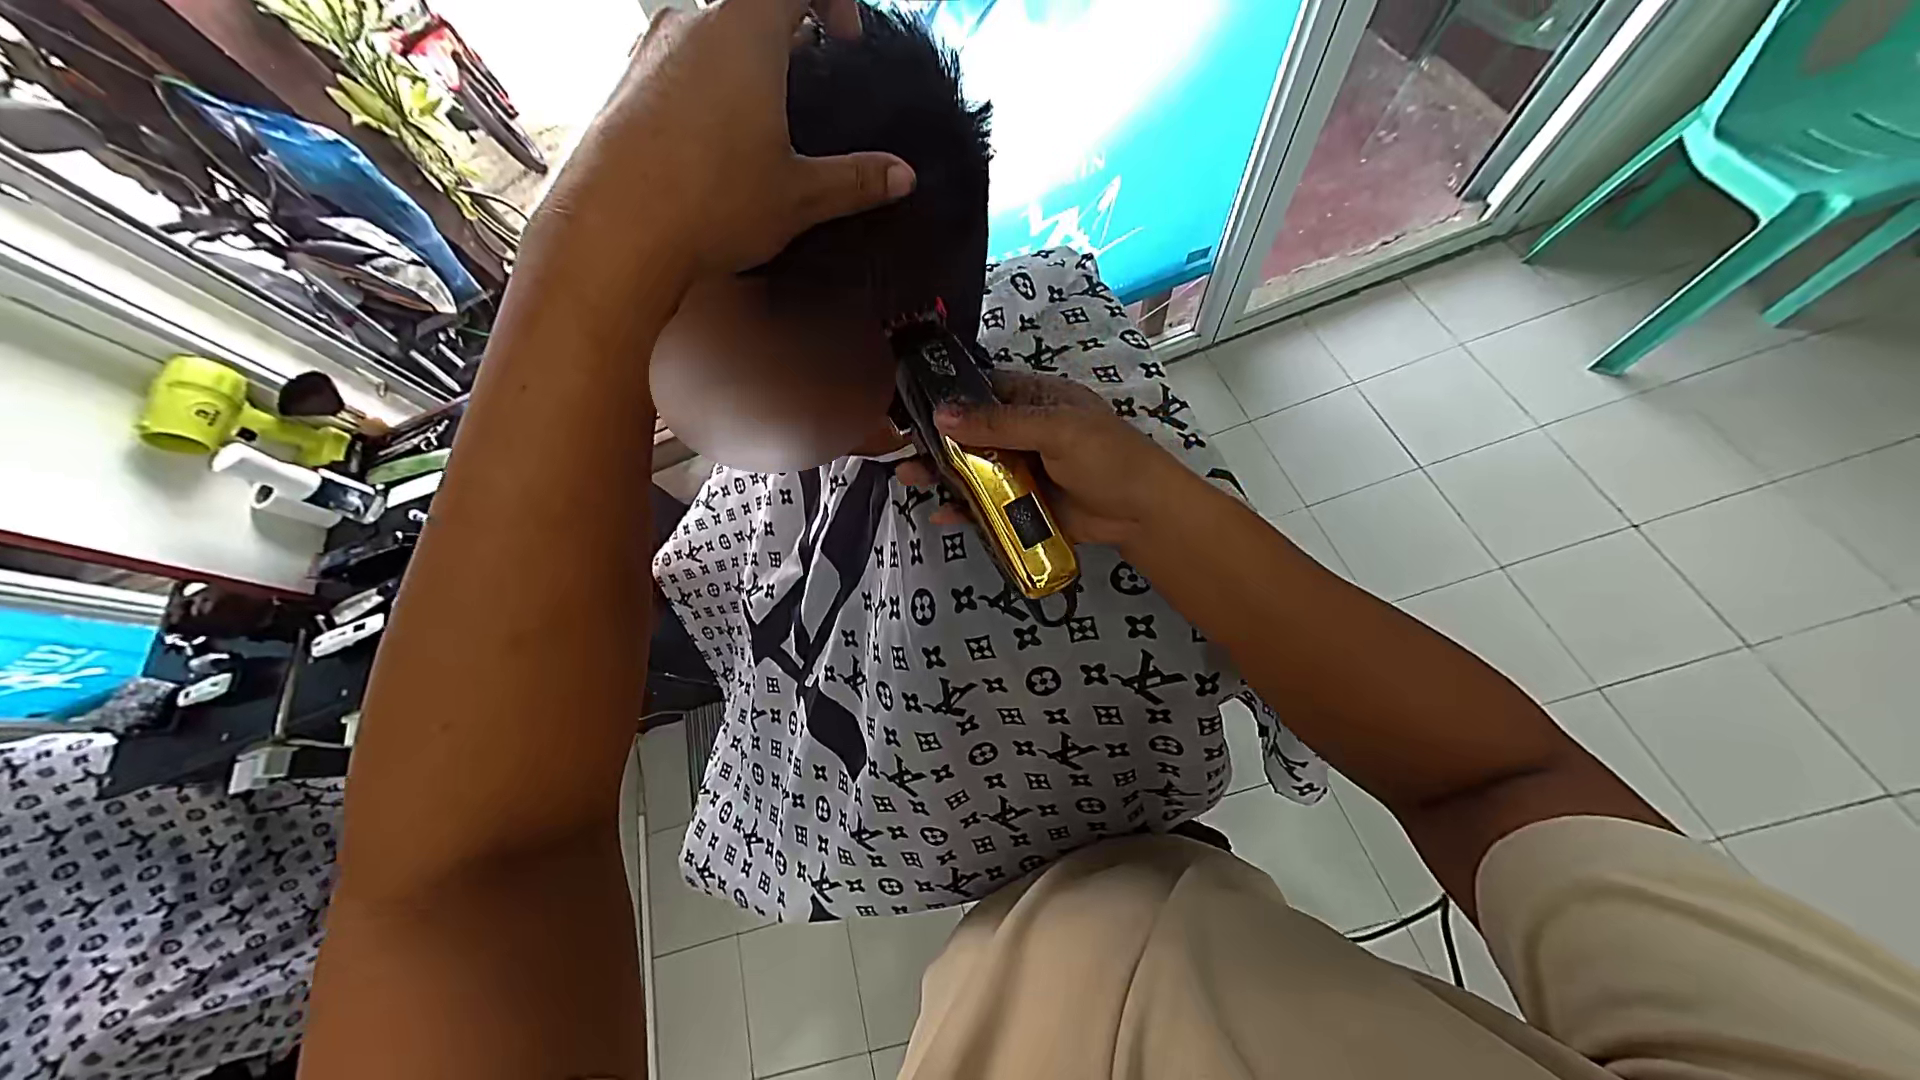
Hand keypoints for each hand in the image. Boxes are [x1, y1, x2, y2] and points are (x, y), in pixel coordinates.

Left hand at [526, 0, 914, 287]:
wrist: (617, 230)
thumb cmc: (712, 202)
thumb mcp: (800, 196)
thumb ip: (856, 180)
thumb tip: (903, 175)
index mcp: (744, 33)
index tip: (847, 39)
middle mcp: (691, 25)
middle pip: (750, 9)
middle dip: (790, 37)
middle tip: (809, 87)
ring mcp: (650, 52)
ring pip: (711, 38)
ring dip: (747, 67)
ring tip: (765, 127)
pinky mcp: (626, 86)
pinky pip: (678, 68)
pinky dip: (710, 90)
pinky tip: (718, 149)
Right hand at [897, 371, 1197, 548]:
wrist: (1140, 513)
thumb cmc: (1107, 458)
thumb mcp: (1056, 430)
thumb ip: (1000, 423)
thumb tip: (943, 414)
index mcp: (1036, 401)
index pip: (985, 391)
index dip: (951, 398)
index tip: (915, 407)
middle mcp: (1024, 433)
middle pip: (971, 434)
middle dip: (938, 442)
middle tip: (904, 450)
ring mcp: (1021, 470)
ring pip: (973, 470)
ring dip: (943, 476)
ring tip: (909, 479)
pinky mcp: (1022, 504)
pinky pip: (986, 505)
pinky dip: (964, 510)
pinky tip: (942, 515)